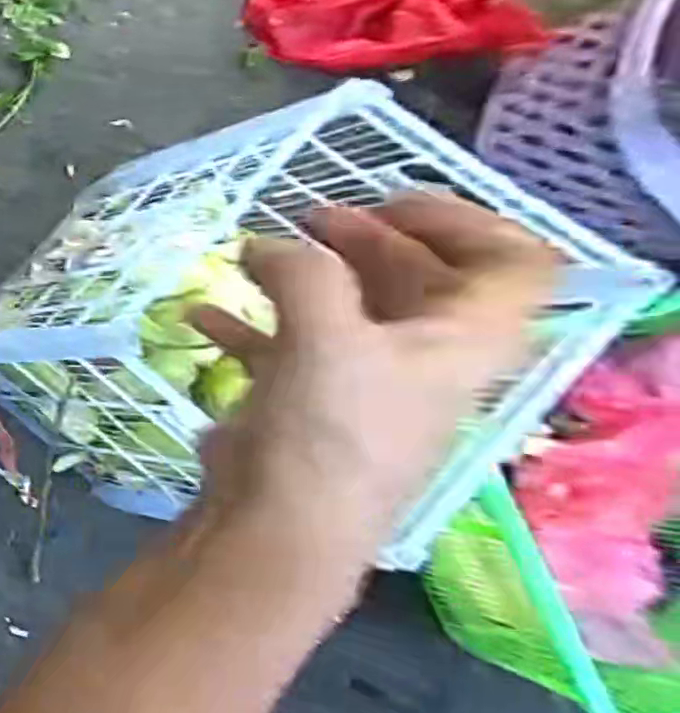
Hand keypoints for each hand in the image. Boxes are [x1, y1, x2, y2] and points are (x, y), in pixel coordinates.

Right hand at [187, 193, 558, 558]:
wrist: (283, 512)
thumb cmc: (330, 426)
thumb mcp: (327, 337)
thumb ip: (303, 274)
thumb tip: (267, 245)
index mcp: (460, 339)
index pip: (509, 263)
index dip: (460, 220)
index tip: (386, 200)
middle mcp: (417, 355)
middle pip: (416, 279)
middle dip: (366, 240)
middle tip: (308, 217)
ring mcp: (354, 377)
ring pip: (342, 310)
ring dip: (302, 275)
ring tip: (253, 252)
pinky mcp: (298, 397)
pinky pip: (276, 344)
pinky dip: (243, 322)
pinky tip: (202, 313)